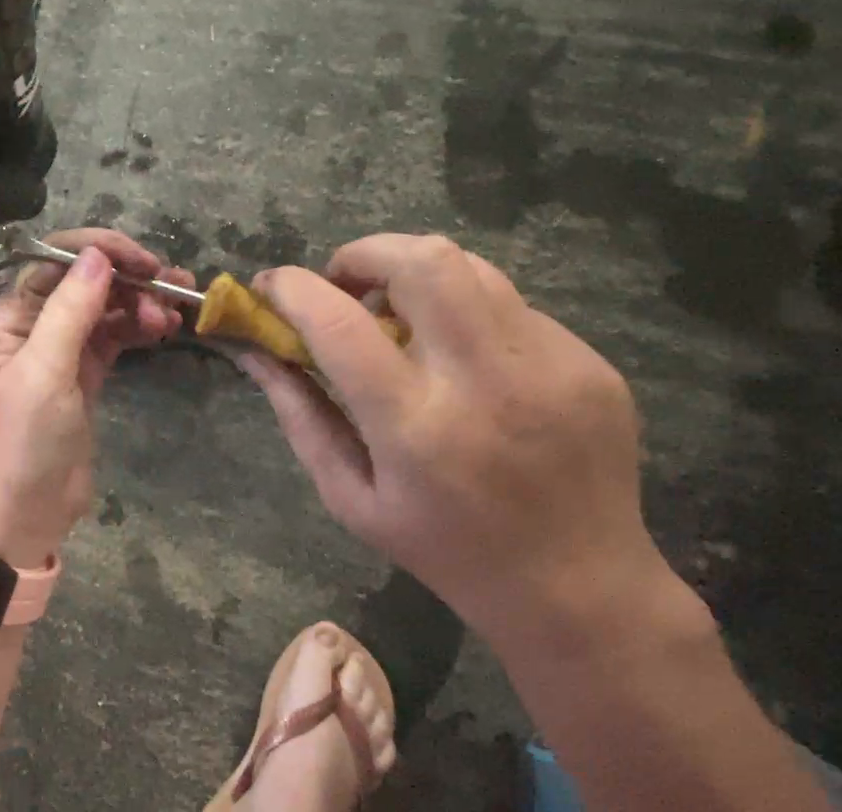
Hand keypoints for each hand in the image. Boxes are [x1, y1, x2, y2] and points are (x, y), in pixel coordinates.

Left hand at [0, 229, 191, 566]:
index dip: (95, 250)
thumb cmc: (16, 442)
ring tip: (173, 313)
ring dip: (138, 302)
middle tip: (171, 283)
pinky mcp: (84, 380)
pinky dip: (138, 329)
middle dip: (125, 274)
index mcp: (11, 318)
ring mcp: (61, 354)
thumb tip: (96, 255)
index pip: (51, 261)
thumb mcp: (41, 373)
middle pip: (82, 281)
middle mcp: (34, 327)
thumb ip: (69, 313)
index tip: (141, 258)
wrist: (14, 515)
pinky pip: (114, 339)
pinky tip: (164, 329)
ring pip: (103, 309)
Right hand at [239, 234, 677, 652]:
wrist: (581, 586)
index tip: (268, 288)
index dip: (290, 289)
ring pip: (470, 267)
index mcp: (415, 426)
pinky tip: (460, 364)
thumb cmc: (441, 547)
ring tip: (398, 320)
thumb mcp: (347, 493)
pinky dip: (463, 314)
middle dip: (364, 255)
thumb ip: (298, 412)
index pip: (338, 322)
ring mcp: (551, 366)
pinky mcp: (589, 362)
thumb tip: (252, 349)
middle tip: (343, 288)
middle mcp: (487, 381)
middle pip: (423, 261)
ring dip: (413, 276)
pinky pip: (509, 305)